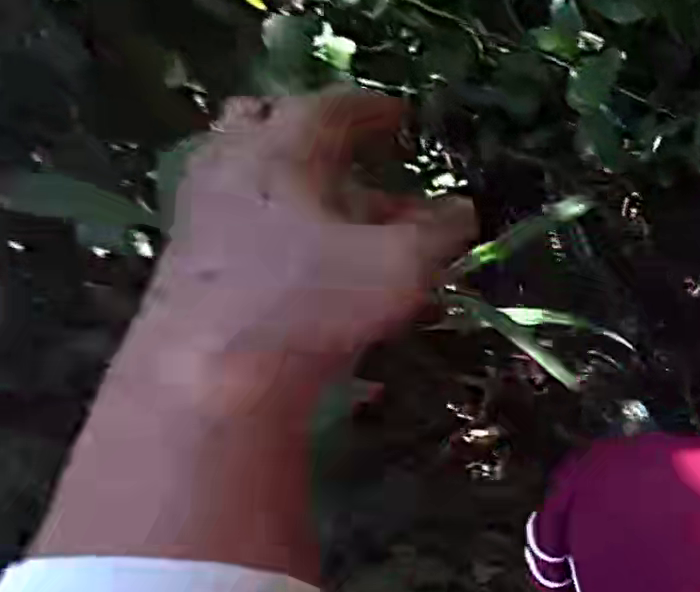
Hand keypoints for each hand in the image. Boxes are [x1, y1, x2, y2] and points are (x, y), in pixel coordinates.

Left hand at [124, 91, 475, 411]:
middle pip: (277, 132)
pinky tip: (346, 259)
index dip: (369, 110)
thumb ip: (441, 232)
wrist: (228, 359)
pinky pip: (270, 220)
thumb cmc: (321, 296)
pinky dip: (313, 225)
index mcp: (281, 157)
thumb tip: (465, 209)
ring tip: (375, 217)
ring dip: (329, 191)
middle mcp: (239, 170)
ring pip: (276, 181)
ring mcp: (219, 211)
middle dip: (330, 140)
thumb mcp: (404, 262)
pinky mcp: (217, 253)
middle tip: (369, 153)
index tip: (403, 113)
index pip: (326, 112)